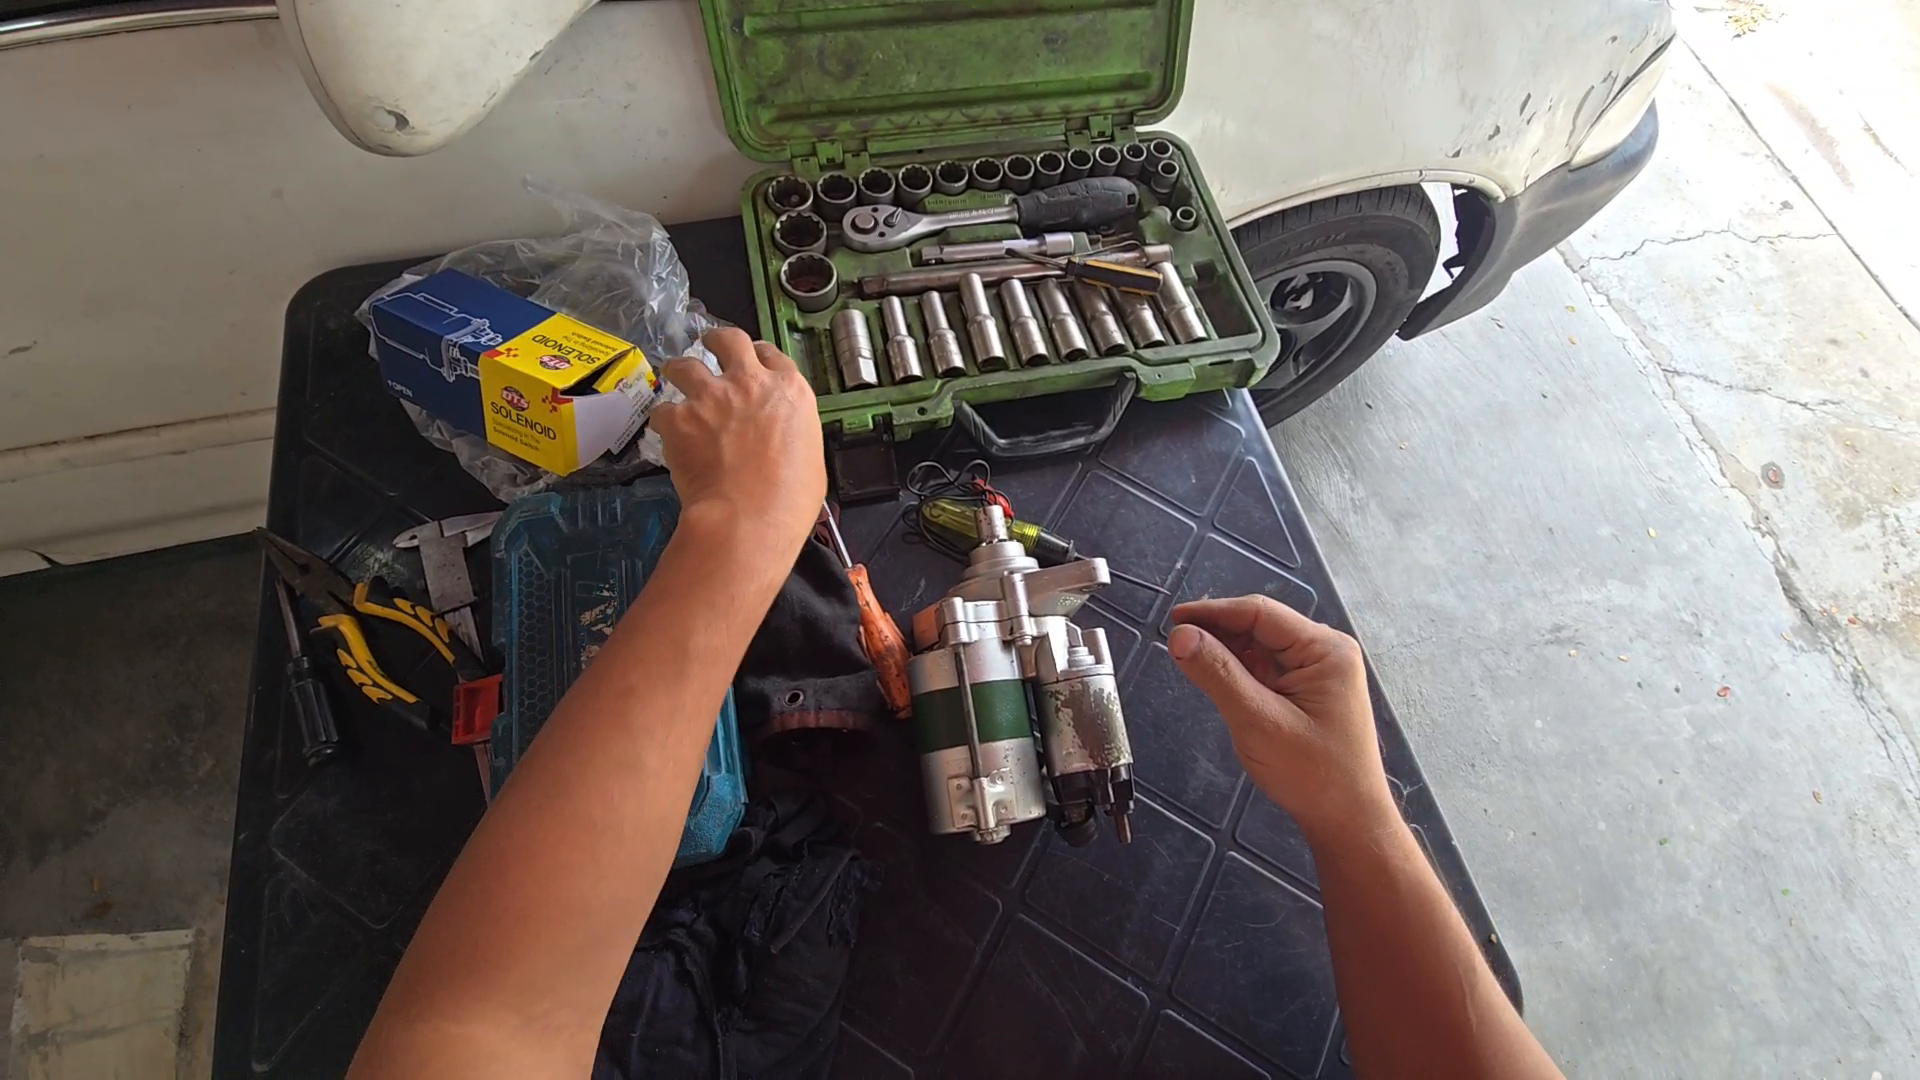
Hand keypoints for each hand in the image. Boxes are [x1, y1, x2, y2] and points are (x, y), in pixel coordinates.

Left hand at [650, 328, 823, 551]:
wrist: (750, 518)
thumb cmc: (791, 499)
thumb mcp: (811, 457)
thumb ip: (792, 433)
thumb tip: (780, 439)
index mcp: (789, 392)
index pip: (772, 355)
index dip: (759, 357)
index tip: (751, 362)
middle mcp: (750, 383)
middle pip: (728, 340)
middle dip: (716, 341)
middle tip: (708, 348)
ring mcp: (711, 397)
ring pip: (684, 365)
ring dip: (679, 371)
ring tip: (674, 380)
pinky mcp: (679, 419)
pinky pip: (662, 411)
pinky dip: (664, 421)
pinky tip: (666, 433)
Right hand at [1168, 595, 1395, 841]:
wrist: (1347, 822)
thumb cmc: (1311, 774)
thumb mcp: (1257, 721)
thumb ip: (1217, 673)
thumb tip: (1178, 635)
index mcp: (1325, 649)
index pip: (1259, 613)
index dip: (1212, 611)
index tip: (1173, 618)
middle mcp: (1324, 651)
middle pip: (1259, 624)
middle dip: (1216, 628)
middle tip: (1175, 639)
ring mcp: (1316, 670)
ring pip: (1258, 643)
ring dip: (1224, 647)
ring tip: (1188, 655)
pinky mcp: (1304, 688)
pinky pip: (1263, 664)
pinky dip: (1235, 666)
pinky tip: (1212, 672)